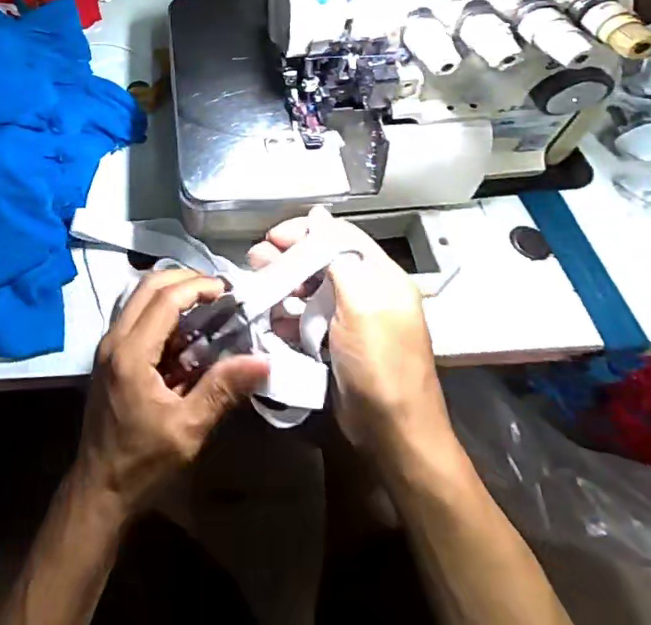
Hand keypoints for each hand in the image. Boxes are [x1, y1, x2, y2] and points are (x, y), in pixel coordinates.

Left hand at [76, 267, 269, 514]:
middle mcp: (113, 341)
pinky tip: (186, 331)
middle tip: (217, 291)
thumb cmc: (141, 463)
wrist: (97, 492)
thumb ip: (222, 389)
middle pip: (147, 286)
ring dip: (172, 292)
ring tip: (205, 304)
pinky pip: (135, 315)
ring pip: (138, 297)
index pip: (165, 299)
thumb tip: (263, 362)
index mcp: (130, 354)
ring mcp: (107, 348)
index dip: (198, 286)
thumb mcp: (187, 429)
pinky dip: (161, 310)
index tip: (228, 291)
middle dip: (185, 279)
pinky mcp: (109, 358)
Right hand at [248, 208, 450, 466]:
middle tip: (257, 261)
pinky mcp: (337, 347)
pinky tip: (269, 320)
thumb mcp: (361, 304)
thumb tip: (318, 216)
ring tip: (257, 289)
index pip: (342, 237)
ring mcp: (353, 322)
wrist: (394, 434)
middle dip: (290, 258)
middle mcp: (369, 293)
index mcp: (382, 277)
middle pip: (324, 262)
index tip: (273, 237)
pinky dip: (289, 318)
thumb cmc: (380, 364)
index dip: (307, 232)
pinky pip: (309, 322)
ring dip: (285, 288)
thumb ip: (338, 258)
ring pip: (313, 292)